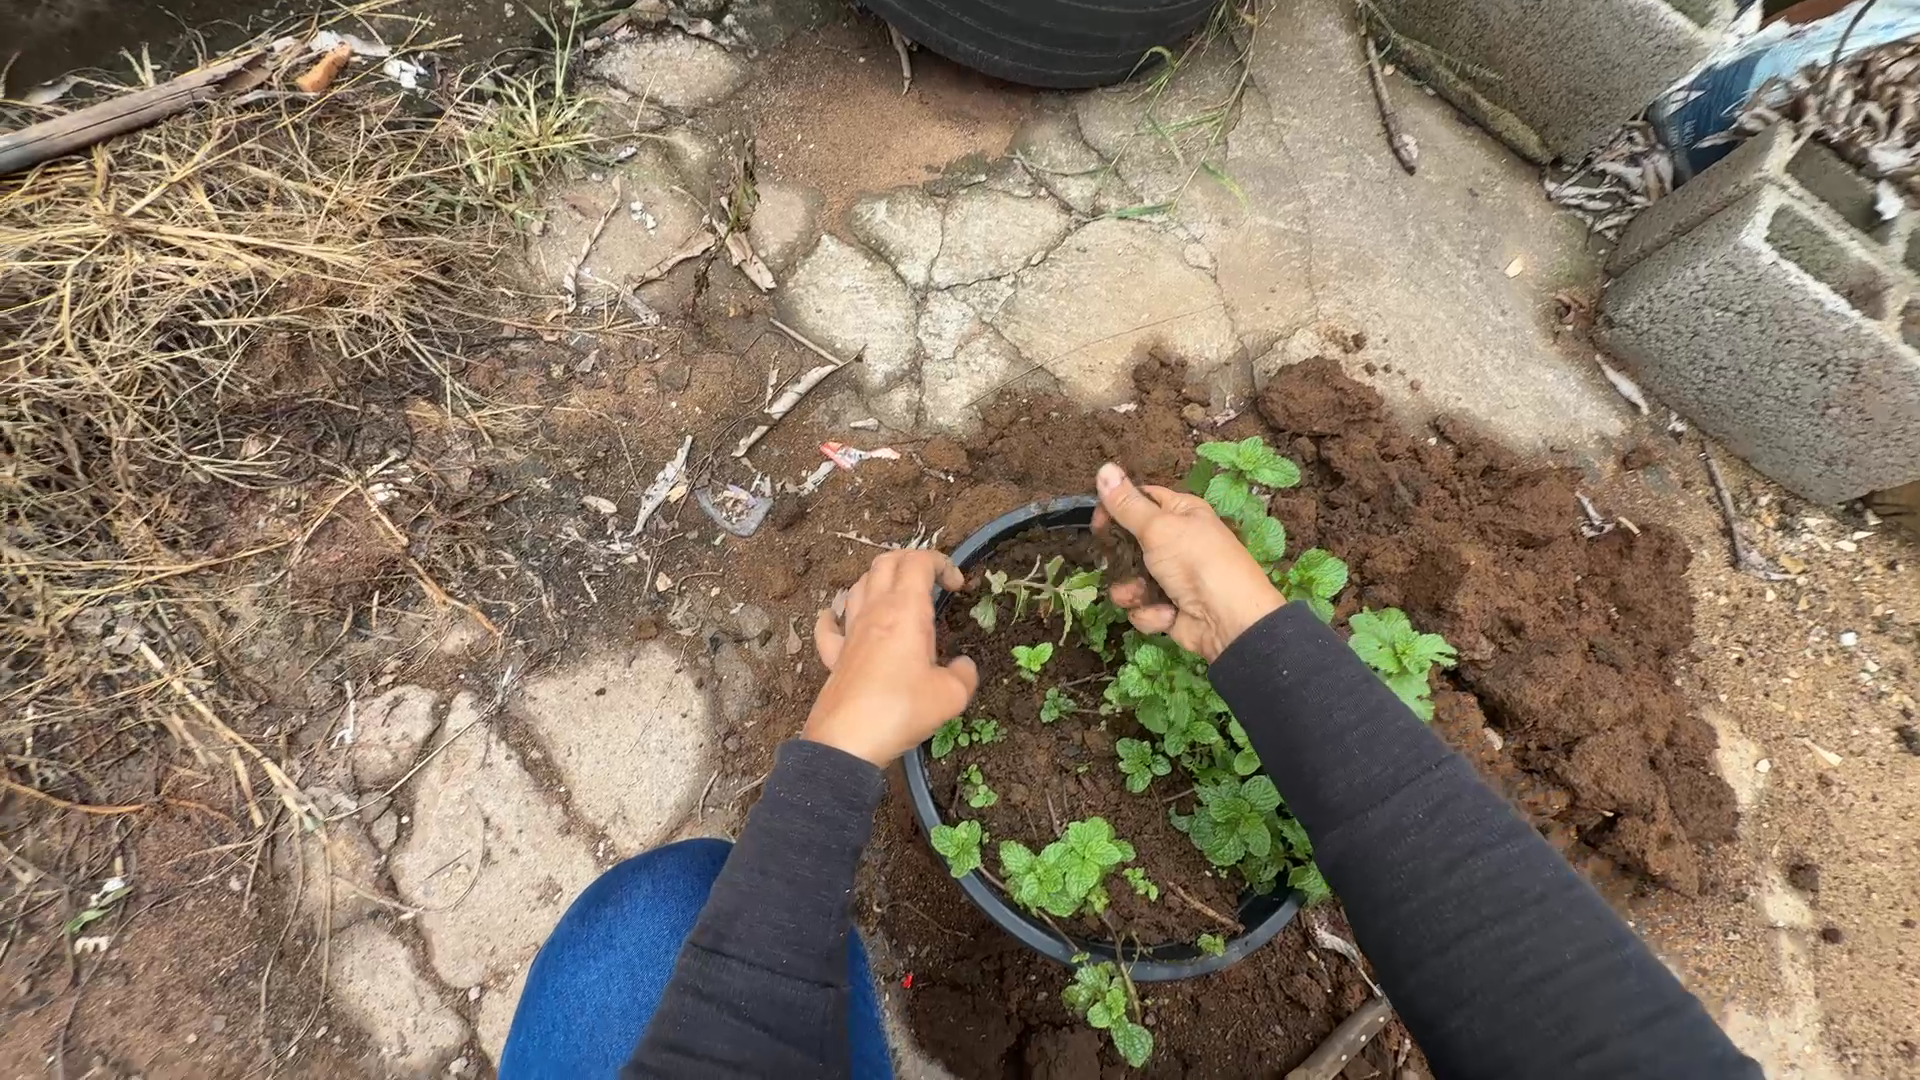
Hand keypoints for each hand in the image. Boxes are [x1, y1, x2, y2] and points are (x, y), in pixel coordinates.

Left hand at [806, 550, 980, 765]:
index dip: (942, 563)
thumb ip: (965, 674)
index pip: (919, 561)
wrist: (847, 741)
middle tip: (930, 580)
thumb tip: (964, 666)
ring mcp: (849, 632)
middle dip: (911, 560)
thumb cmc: (901, 710)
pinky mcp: (833, 656)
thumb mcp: (952, 695)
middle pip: (886, 562)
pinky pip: (829, 625)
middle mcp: (874, 611)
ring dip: (878, 580)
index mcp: (905, 610)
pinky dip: (835, 614)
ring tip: (896, 594)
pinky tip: (838, 616)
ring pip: (858, 585)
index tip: (957, 586)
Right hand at [1093, 462, 1282, 661]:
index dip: (1117, 508)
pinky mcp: (1169, 607)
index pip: (1142, 500)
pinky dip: (1151, 613)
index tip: (1097, 522)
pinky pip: (1143, 607)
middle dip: (1120, 557)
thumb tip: (1104, 468)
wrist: (1229, 621)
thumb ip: (1126, 504)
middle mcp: (1177, 542)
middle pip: (1131, 543)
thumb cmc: (1196, 562)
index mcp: (1181, 513)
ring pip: (1131, 579)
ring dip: (1131, 591)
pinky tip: (1167, 614)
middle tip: (1111, 561)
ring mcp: (1173, 577)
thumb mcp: (1158, 527)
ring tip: (1140, 595)